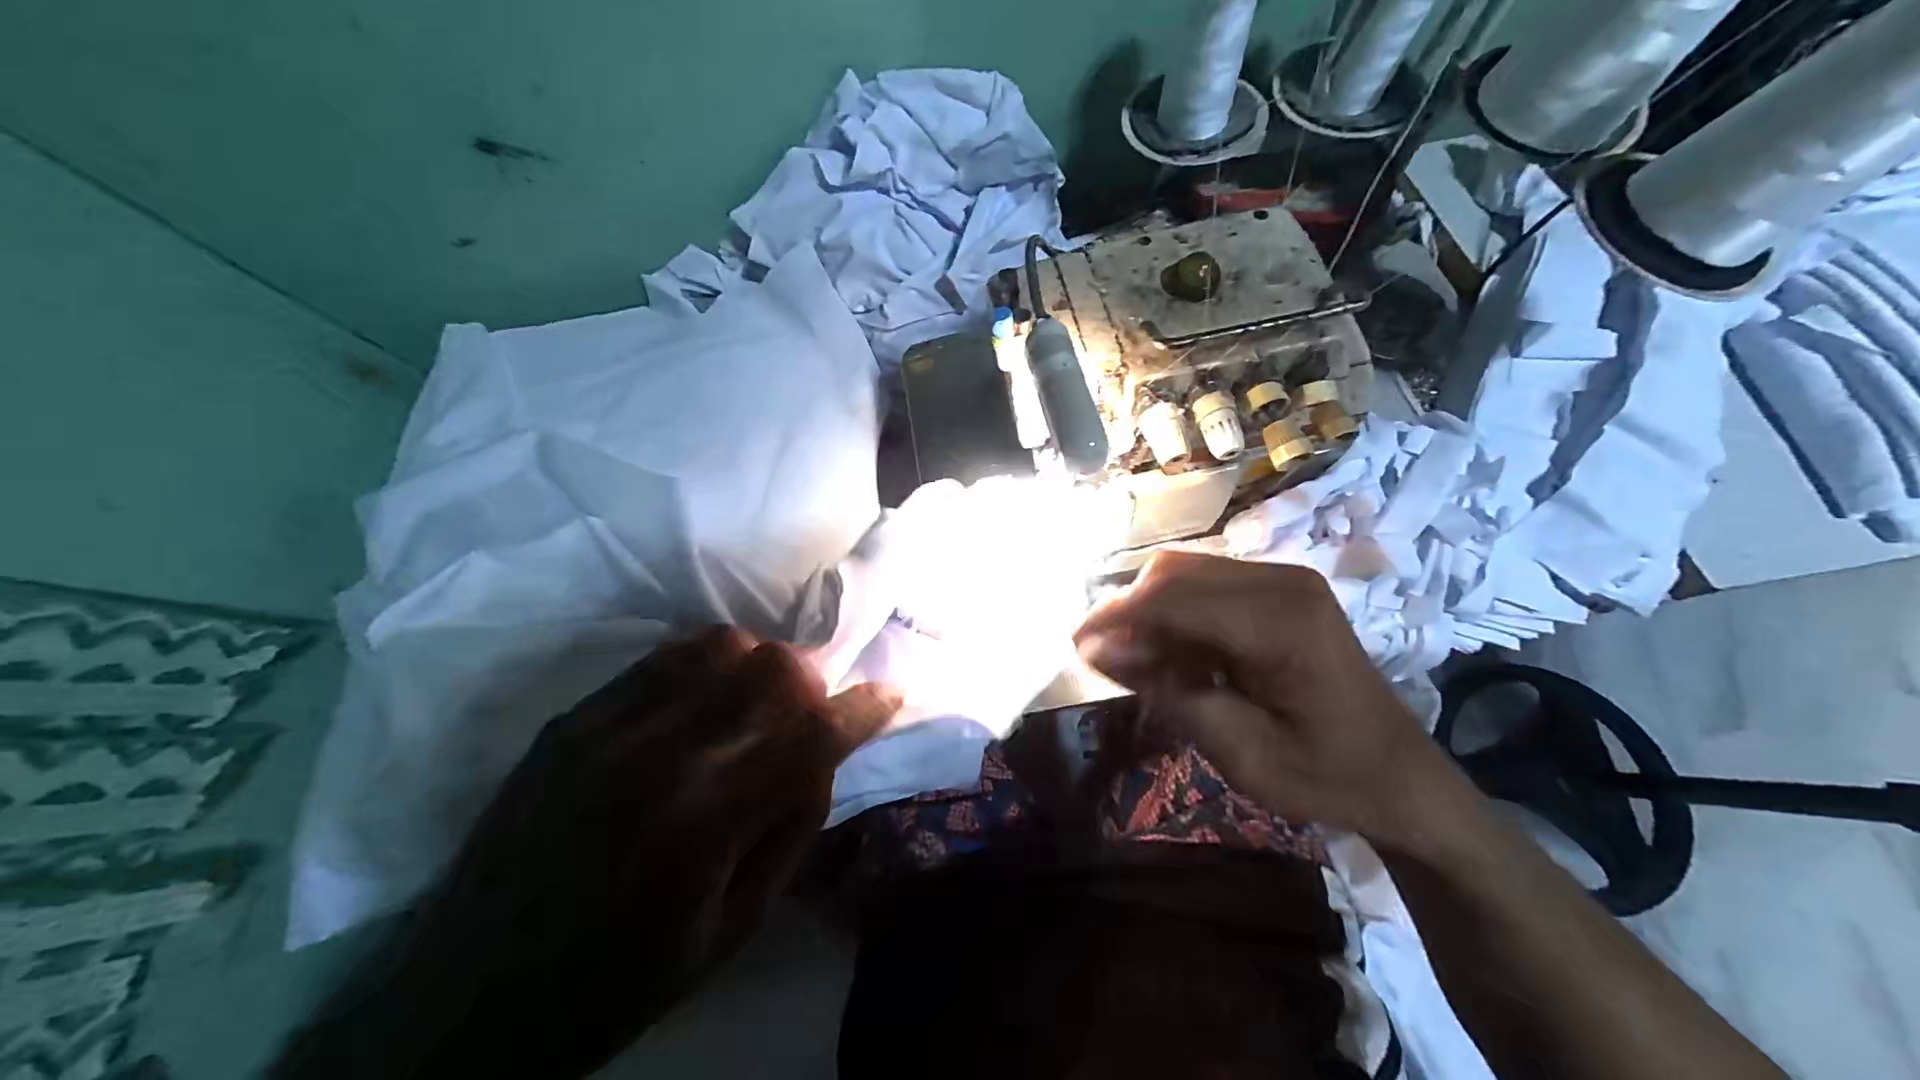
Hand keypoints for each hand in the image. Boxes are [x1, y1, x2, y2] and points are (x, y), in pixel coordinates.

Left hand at [304, 628, 897, 1078]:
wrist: (463, 998)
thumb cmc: (616, 982)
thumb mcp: (730, 930)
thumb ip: (790, 830)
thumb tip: (826, 754)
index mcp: (703, 823)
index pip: (811, 736)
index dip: (863, 709)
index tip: (889, 695)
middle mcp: (660, 755)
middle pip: (772, 669)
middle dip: (812, 685)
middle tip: (810, 719)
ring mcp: (608, 726)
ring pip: (721, 644)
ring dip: (760, 667)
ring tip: (755, 708)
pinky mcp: (573, 716)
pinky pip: (664, 656)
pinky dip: (708, 665)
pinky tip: (705, 701)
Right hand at [1075, 552, 1466, 848]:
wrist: (1399, 776)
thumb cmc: (1326, 776)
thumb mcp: (1241, 752)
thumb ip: (1168, 691)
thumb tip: (1097, 648)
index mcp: (1282, 622)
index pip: (1173, 598)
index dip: (1116, 618)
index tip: (1075, 647)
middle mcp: (1283, 582)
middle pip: (1174, 573)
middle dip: (1127, 611)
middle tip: (1101, 659)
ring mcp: (1284, 580)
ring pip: (1184, 573)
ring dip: (1149, 611)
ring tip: (1134, 661)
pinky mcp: (1281, 590)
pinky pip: (1206, 585)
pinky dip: (1175, 614)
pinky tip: (1170, 655)